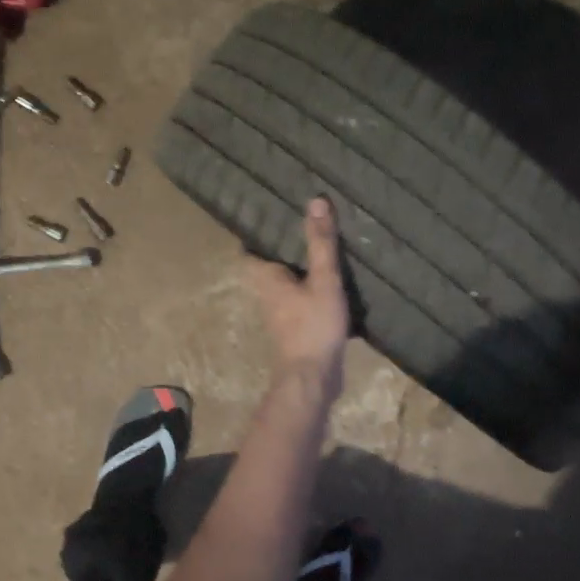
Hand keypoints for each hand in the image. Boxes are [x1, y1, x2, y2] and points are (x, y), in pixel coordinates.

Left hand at [249, 197, 349, 398]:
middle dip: (280, 252)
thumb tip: (315, 200)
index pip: (249, 253)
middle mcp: (268, 298)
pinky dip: (311, 296)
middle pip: (268, 270)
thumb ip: (321, 243)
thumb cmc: (313, 327)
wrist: (313, 379)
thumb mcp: (323, 280)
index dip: (255, 236)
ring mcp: (282, 318)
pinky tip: (330, 289)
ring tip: (318, 253)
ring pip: (285, 289)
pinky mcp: (297, 334)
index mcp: (268, 280)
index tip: (267, 216)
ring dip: (297, 274)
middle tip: (297, 228)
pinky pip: (302, 306)